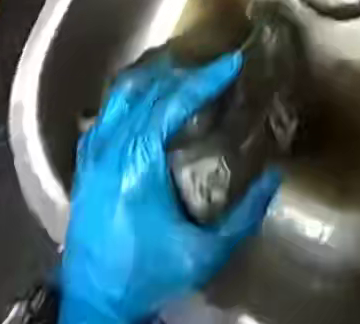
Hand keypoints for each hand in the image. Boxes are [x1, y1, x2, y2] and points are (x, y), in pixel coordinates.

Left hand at [60, 51, 280, 323]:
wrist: (95, 306)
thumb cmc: (148, 275)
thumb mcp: (204, 253)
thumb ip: (244, 215)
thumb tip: (274, 176)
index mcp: (138, 161)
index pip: (174, 101)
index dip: (206, 78)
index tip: (232, 61)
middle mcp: (112, 147)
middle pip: (151, 89)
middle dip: (187, 72)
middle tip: (215, 67)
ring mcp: (93, 152)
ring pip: (123, 93)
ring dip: (156, 77)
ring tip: (184, 72)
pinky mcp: (84, 163)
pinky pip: (107, 111)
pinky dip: (131, 96)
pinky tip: (148, 99)